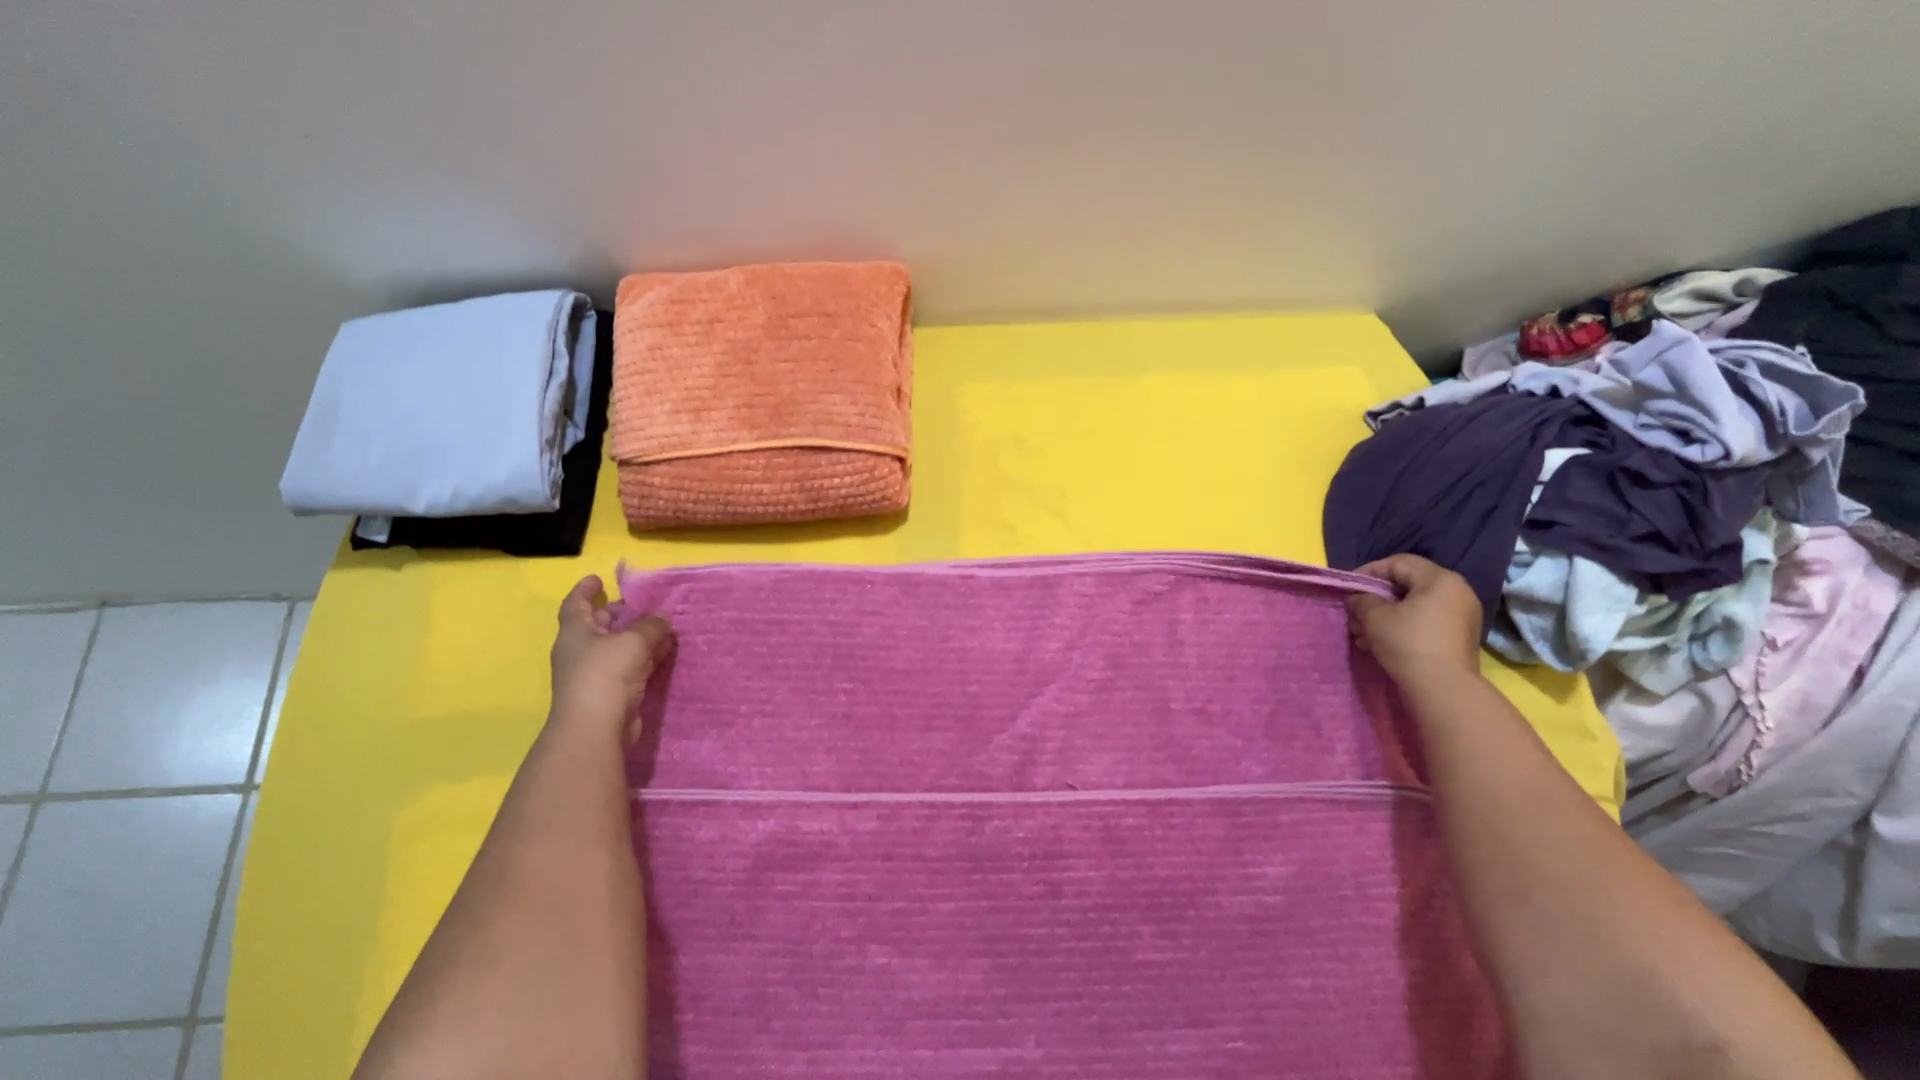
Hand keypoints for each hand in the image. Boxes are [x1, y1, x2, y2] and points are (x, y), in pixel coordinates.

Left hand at [549, 575, 673, 740]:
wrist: (597, 728)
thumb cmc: (605, 674)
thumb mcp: (633, 641)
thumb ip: (651, 626)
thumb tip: (664, 618)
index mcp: (575, 633)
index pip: (575, 605)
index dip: (585, 590)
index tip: (598, 579)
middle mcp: (581, 651)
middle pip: (598, 626)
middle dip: (618, 614)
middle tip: (642, 604)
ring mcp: (596, 674)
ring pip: (618, 647)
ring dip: (638, 637)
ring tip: (662, 625)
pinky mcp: (613, 694)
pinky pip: (631, 667)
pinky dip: (646, 658)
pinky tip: (665, 652)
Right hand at [1345, 554, 1482, 686]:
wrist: (1443, 688)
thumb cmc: (1407, 643)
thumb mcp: (1375, 617)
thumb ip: (1362, 600)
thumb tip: (1357, 598)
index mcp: (1440, 579)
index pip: (1399, 563)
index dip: (1369, 572)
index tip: (1349, 588)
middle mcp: (1456, 592)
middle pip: (1407, 586)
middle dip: (1375, 599)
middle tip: (1354, 613)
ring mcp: (1461, 616)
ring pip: (1414, 607)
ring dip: (1385, 616)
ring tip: (1361, 633)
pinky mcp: (1458, 638)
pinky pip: (1425, 622)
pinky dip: (1402, 627)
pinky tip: (1379, 644)